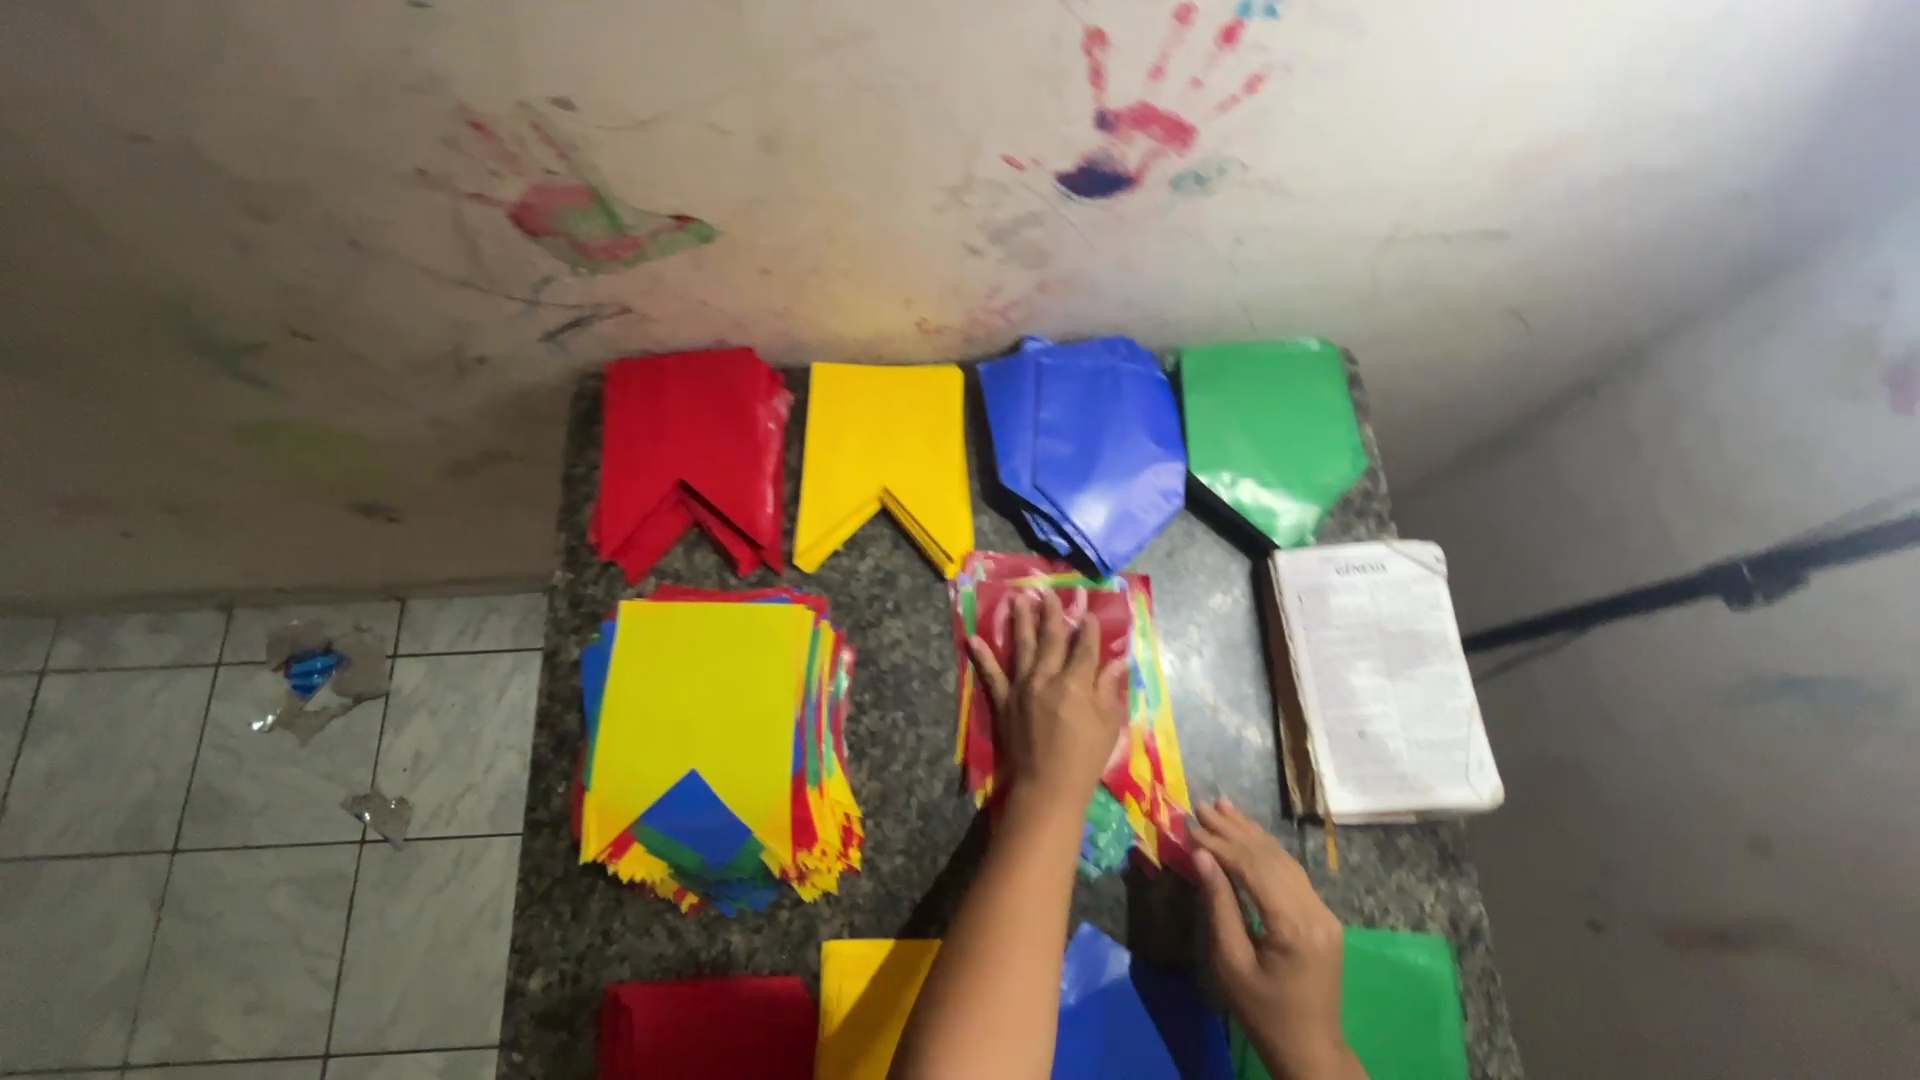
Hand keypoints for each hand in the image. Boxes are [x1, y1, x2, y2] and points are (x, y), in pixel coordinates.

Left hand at [967, 588, 1128, 809]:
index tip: (1087, 612)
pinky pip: (990, 674)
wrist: (1046, 787)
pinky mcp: (1003, 701)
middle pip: (1051, 638)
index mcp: (1076, 682)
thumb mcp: (1108, 724)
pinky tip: (974, 638)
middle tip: (1049, 593)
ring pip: (1021, 646)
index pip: (1084, 648)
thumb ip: (1109, 689)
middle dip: (1052, 614)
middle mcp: (1046, 677)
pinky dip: (982, 656)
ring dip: (1020, 621)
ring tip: (1018, 598)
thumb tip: (1117, 660)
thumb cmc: (1085, 759)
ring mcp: (1021, 687)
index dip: (1088, 629)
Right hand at [1192, 797, 1363, 1079]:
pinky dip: (1266, 850)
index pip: (1253, 868)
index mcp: (1293, 926)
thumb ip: (1219, 905)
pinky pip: (1292, 873)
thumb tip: (1202, 856)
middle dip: (1233, 829)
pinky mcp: (1322, 916)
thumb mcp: (1230, 962)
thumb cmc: (1261, 1010)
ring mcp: (1323, 912)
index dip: (1220, 843)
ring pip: (1284, 859)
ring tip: (1222, 806)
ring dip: (1250, 833)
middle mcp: (1315, 911)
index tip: (1190, 825)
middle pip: (1270, 857)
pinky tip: (1249, 834)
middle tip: (1201, 806)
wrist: (1309, 1047)